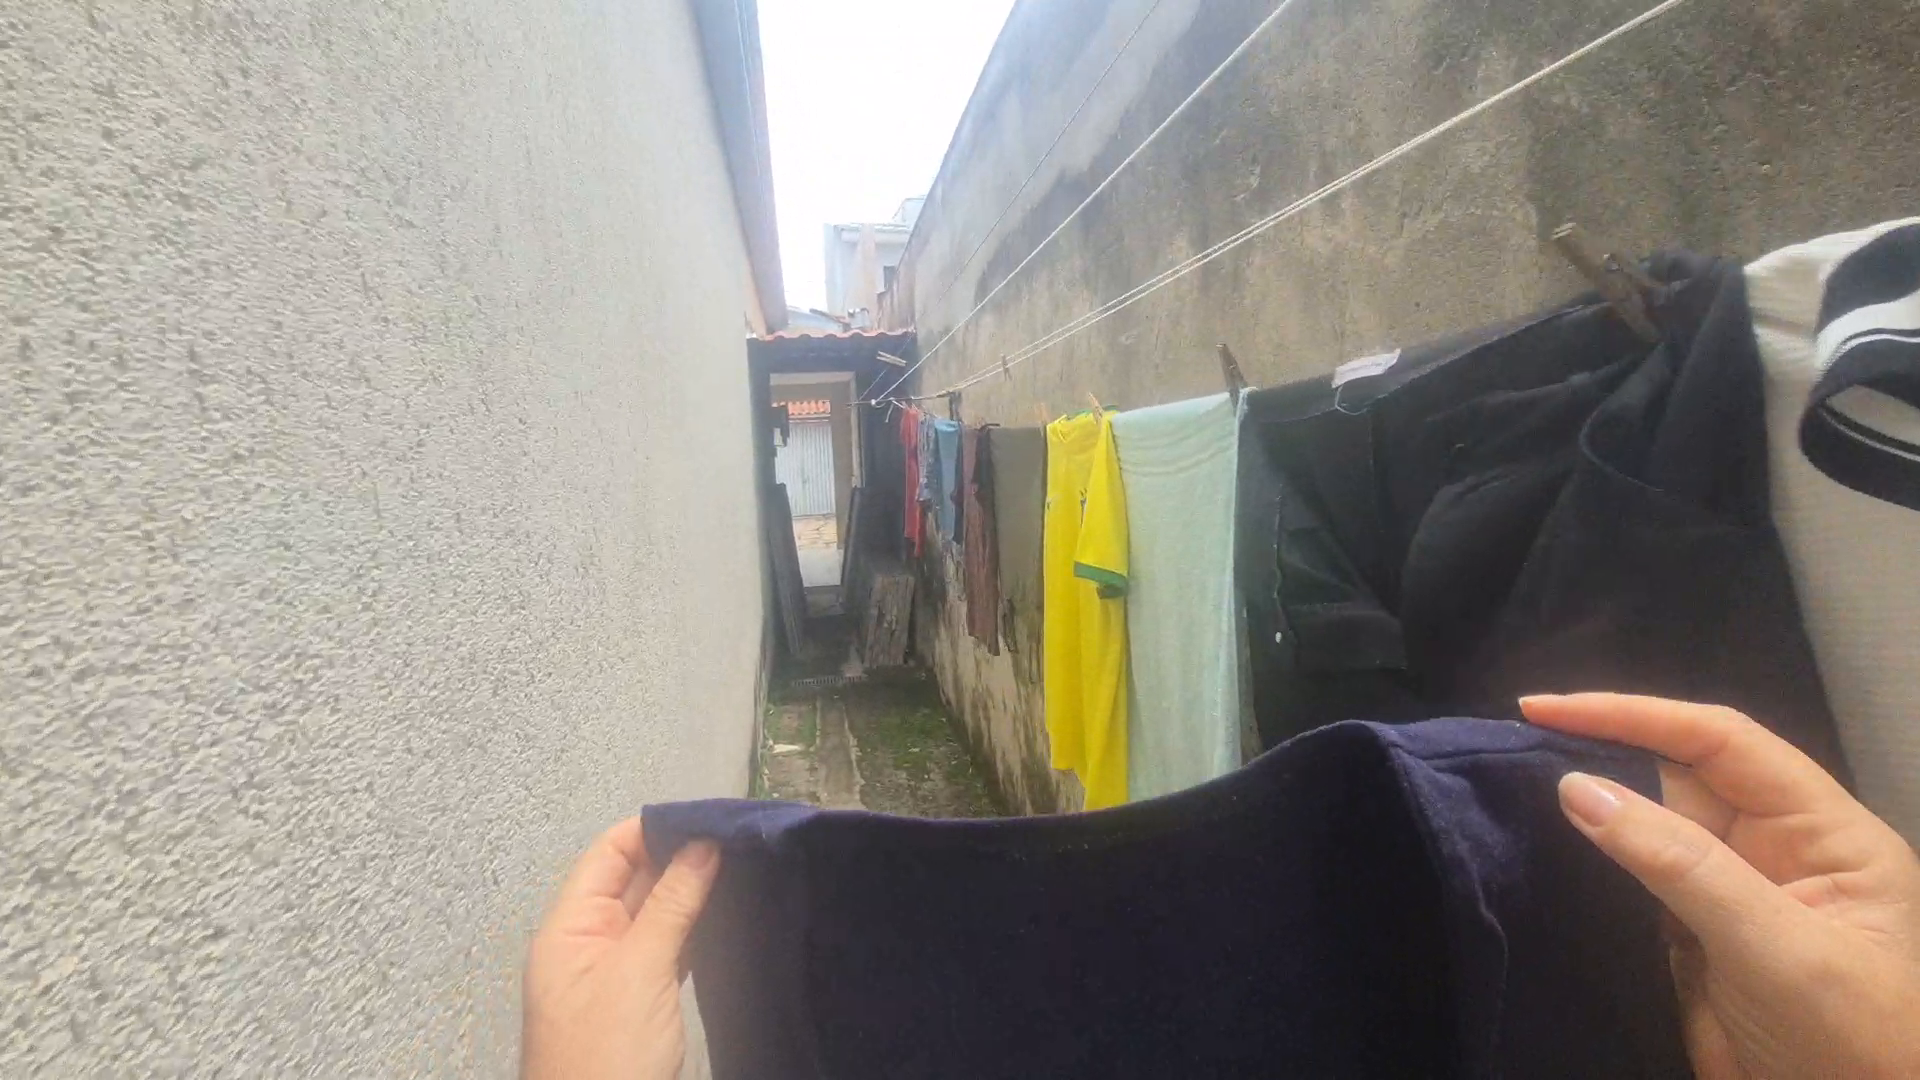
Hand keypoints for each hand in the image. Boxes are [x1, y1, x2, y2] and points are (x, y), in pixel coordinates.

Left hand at [521, 818, 720, 1079]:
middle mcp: (590, 942)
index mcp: (570, 930)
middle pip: (633, 877)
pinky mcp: (643, 993)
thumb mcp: (640, 970)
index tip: (704, 816)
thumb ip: (671, 902)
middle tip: (732, 834)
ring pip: (656, 907)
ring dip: (691, 886)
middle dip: (678, 853)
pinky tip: (726, 907)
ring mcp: (617, 969)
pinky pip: (669, 939)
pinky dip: (695, 920)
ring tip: (737, 861)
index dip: (651, 828)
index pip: (608, 854)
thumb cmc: (606, 1059)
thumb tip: (704, 843)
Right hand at [1524, 693, 1919, 1079]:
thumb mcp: (1780, 953)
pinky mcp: (1678, 917)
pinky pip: (1619, 859)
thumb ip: (1679, 863)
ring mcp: (1722, 882)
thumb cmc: (1858, 1050)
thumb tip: (1573, 785)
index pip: (1720, 741)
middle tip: (1512, 738)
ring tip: (1507, 772)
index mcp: (1825, 835)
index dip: (1632, 713)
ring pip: (1639, 811)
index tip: (1544, 711)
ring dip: (1579, 791)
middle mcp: (1771, 844)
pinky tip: (1533, 829)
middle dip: (1595, 744)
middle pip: (1671, 767)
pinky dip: (1575, 840)